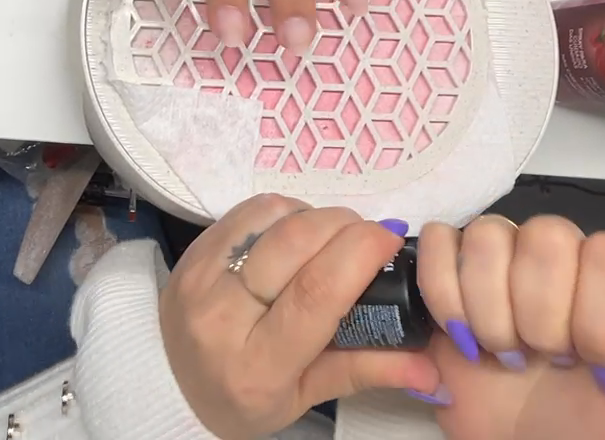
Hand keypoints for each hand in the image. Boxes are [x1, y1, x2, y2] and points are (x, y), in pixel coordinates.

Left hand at [160, 196, 436, 438]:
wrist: (170, 379)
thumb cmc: (246, 394)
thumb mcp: (305, 396)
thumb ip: (366, 371)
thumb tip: (434, 369)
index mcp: (256, 366)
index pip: (313, 295)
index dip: (357, 255)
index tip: (390, 237)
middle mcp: (221, 317)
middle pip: (294, 245)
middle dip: (342, 225)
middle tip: (368, 233)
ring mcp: (201, 276)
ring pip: (272, 218)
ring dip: (314, 215)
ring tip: (331, 235)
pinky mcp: (194, 248)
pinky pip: (248, 209)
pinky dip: (284, 210)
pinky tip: (295, 229)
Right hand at [414, 215, 604, 439]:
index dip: (600, 316)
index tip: (598, 374)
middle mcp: (565, 264)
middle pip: (547, 235)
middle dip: (538, 315)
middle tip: (541, 363)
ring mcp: (503, 262)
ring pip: (489, 233)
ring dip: (487, 309)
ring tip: (499, 355)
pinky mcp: (450, 271)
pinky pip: (439, 241)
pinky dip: (443, 293)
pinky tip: (461, 337)